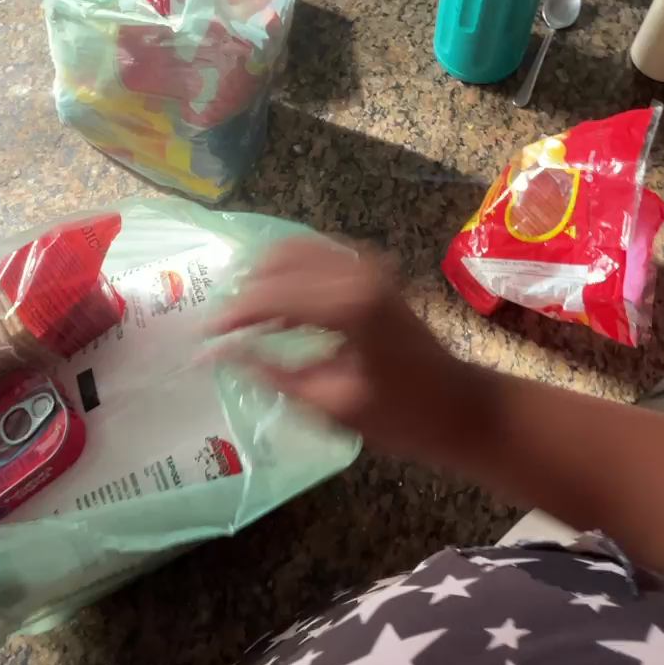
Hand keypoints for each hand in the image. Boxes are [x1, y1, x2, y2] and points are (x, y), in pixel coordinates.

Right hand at [213, 240, 495, 460]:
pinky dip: (292, 274)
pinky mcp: (373, 269)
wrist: (459, 404)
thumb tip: (220, 355)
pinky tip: (281, 310)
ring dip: (268, 276)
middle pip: (280, 258)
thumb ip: (270, 372)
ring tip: (246, 317)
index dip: (232, 313)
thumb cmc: (399, 415)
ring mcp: (368, 264)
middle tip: (223, 324)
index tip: (203, 336)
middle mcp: (357, 270)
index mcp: (347, 303)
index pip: (270, 293)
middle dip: (246, 289)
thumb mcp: (329, 402)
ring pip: (298, 249)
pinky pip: (320, 255)